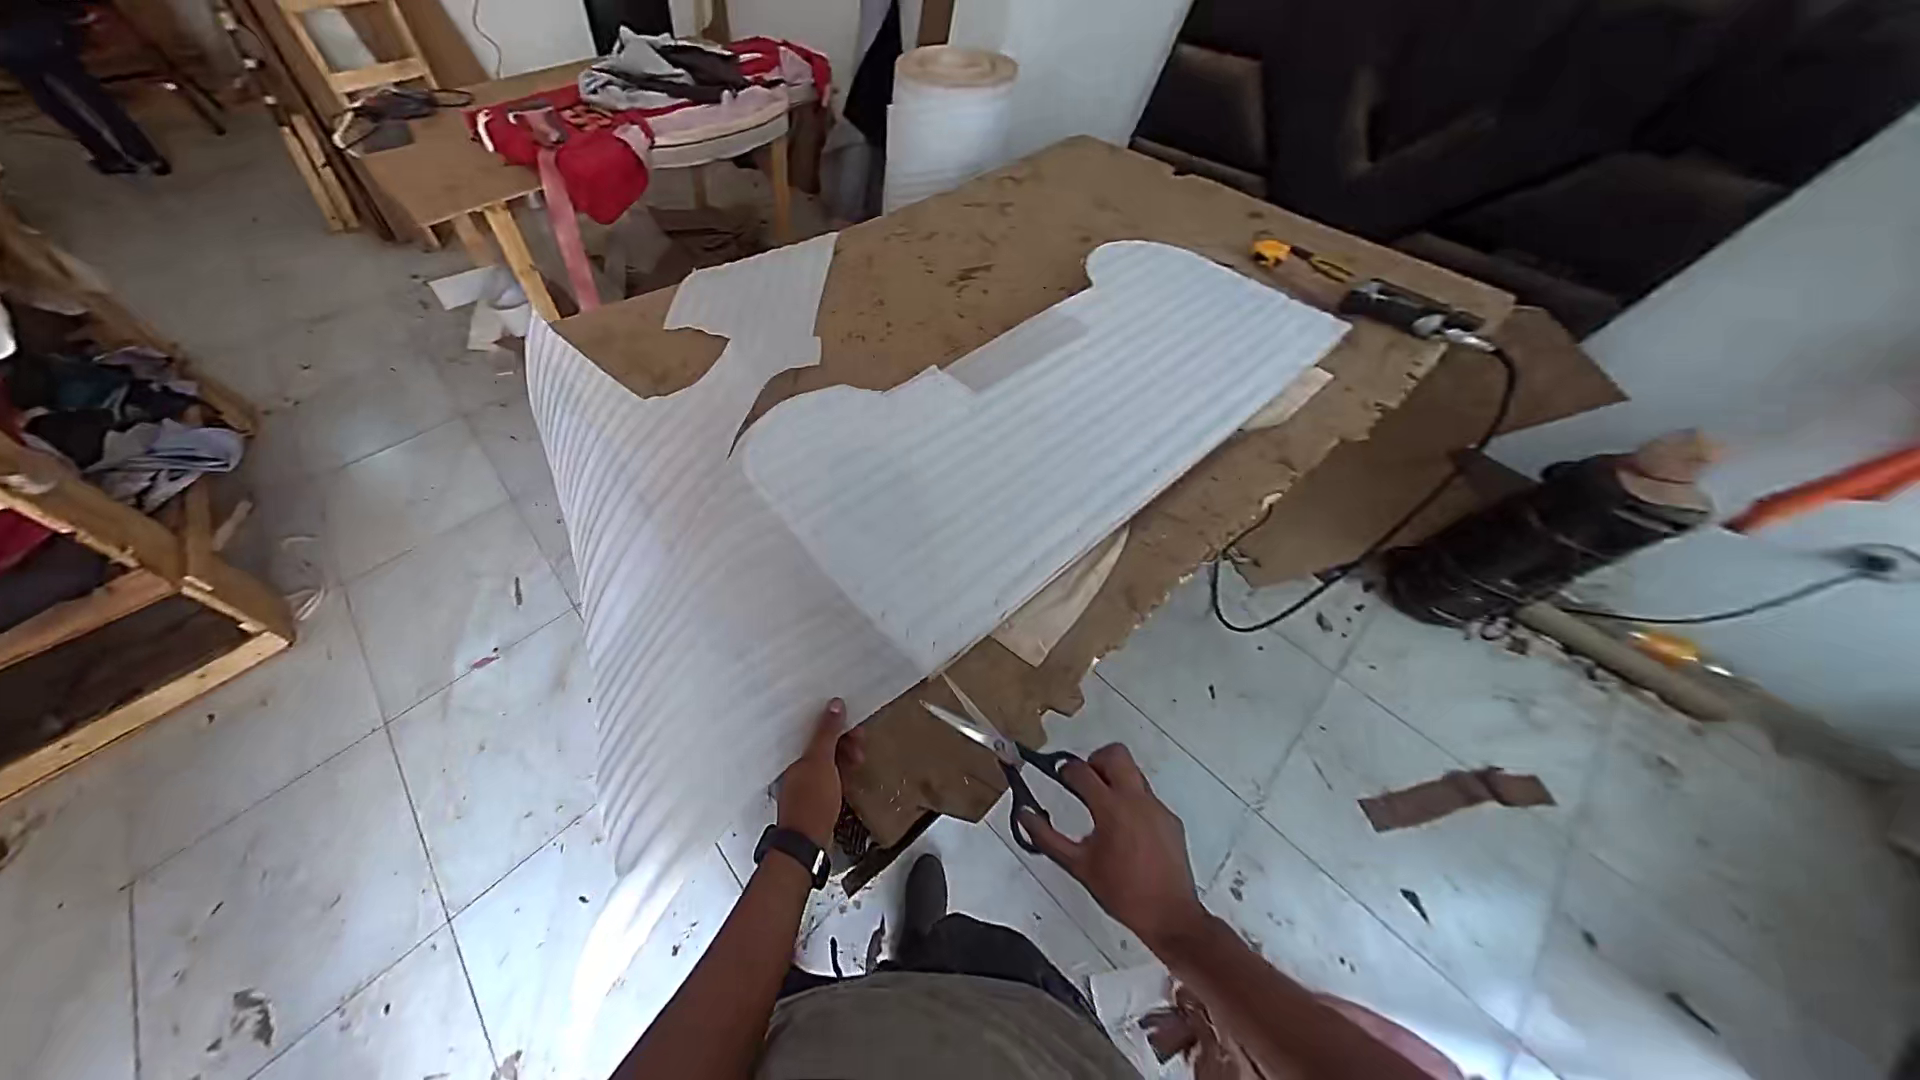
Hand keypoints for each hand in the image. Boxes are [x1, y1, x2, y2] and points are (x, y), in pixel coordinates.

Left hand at [775, 699, 864, 848]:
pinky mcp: (815, 795)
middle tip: (860, 742)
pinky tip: (851, 772)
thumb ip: (828, 733)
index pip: (813, 729)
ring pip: (828, 759)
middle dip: (843, 740)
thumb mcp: (822, 761)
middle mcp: (796, 765)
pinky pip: (830, 774)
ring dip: (844, 755)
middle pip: (821, 743)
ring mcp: (805, 781)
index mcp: (793, 754)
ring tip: (858, 759)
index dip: (833, 723)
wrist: (808, 842)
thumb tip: (834, 704)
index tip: (852, 723)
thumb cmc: (811, 802)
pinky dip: (842, 771)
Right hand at [1019, 743, 1210, 951]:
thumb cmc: (1122, 893)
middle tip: (1085, 782)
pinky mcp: (1171, 819)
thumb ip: (1047, 838)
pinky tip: (1126, 831)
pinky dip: (1132, 802)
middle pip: (1115, 753)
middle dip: (1095, 760)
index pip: (1081, 770)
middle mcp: (1137, 800)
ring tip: (1103, 808)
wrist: (1171, 916)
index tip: (1059, 776)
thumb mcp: (1078, 866)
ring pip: (1133, 772)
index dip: (1065, 770)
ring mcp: (1157, 807)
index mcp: (1112, 809)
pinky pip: (1147, 797)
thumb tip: (1025, 815)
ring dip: (1115, 779)